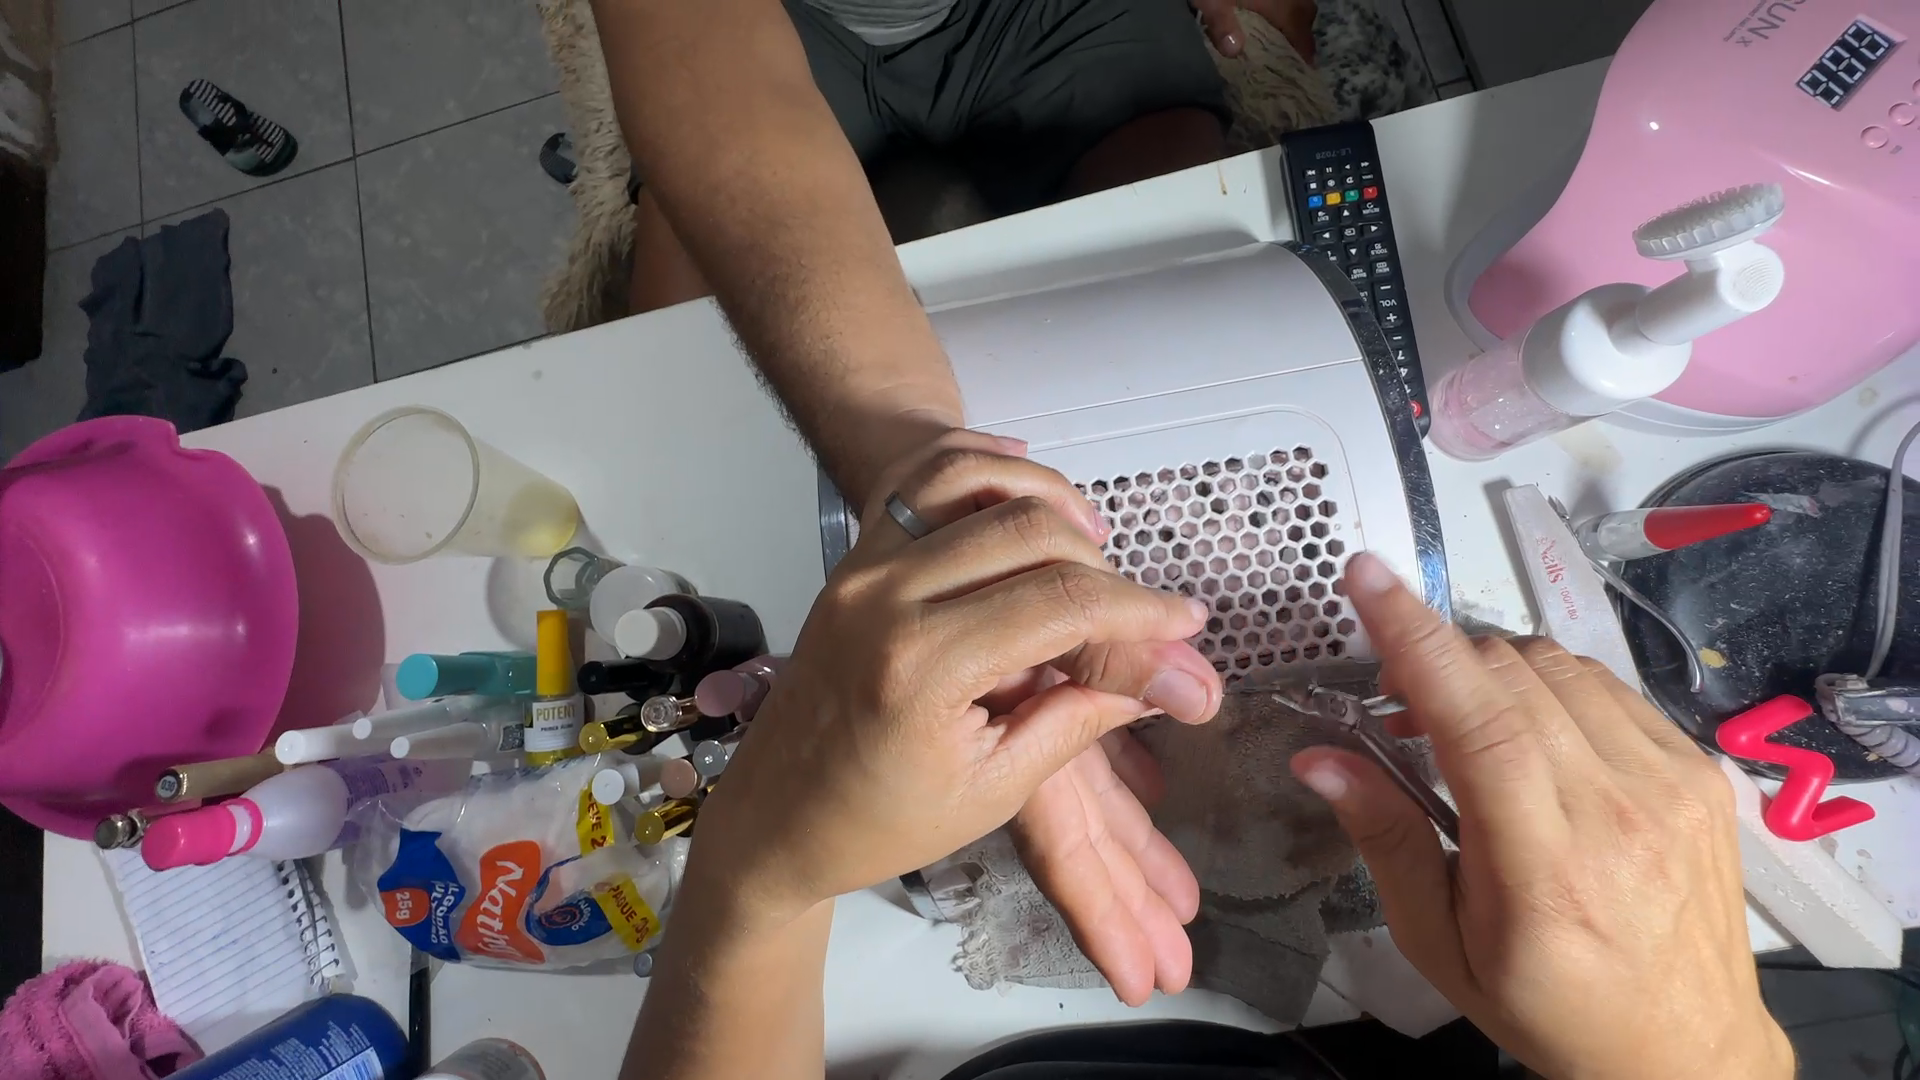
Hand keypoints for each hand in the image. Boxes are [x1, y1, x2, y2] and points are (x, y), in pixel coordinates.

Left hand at [864, 435, 1225, 1003]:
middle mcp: (886, 594)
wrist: (776, 814)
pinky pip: (920, 477)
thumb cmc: (878, 821)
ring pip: (975, 481)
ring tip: (1091, 541)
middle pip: (1029, 532)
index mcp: (921, 665)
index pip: (1060, 604)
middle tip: (1141, 610)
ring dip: (1046, 497)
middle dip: (1104, 567)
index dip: (1138, 612)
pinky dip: (979, 463)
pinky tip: (1021, 481)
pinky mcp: (854, 557)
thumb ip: (1079, 715)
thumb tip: (1168, 678)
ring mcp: (862, 565)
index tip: (1185, 624)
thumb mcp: (991, 789)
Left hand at [1193, 0, 1317, 64]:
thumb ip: (1221, 23)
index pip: (1296, 24)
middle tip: (1296, 51)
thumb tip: (1235, 51)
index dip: (1304, 46)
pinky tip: (1273, 11)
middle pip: (1304, 8)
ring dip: (1295, 14)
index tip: (1309, 66)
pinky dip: (1286, 3)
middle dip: (1302, 30)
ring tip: (1286, 33)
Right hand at [1290, 554, 1792, 1079]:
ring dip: (1481, 668)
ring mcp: (1671, 782)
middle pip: (1508, 674)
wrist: (1687, 1051)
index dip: (1415, 638)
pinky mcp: (1699, 769)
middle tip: (1395, 703)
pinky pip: (1594, 679)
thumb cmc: (1540, 999)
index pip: (1481, 722)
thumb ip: (1383, 836)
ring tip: (1455, 718)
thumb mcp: (1435, 936)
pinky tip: (1520, 725)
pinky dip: (1534, 679)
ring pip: (1549, 663)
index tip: (1366, 576)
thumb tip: (1317, 757)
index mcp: (1547, 864)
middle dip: (1433, 656)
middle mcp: (1622, 809)